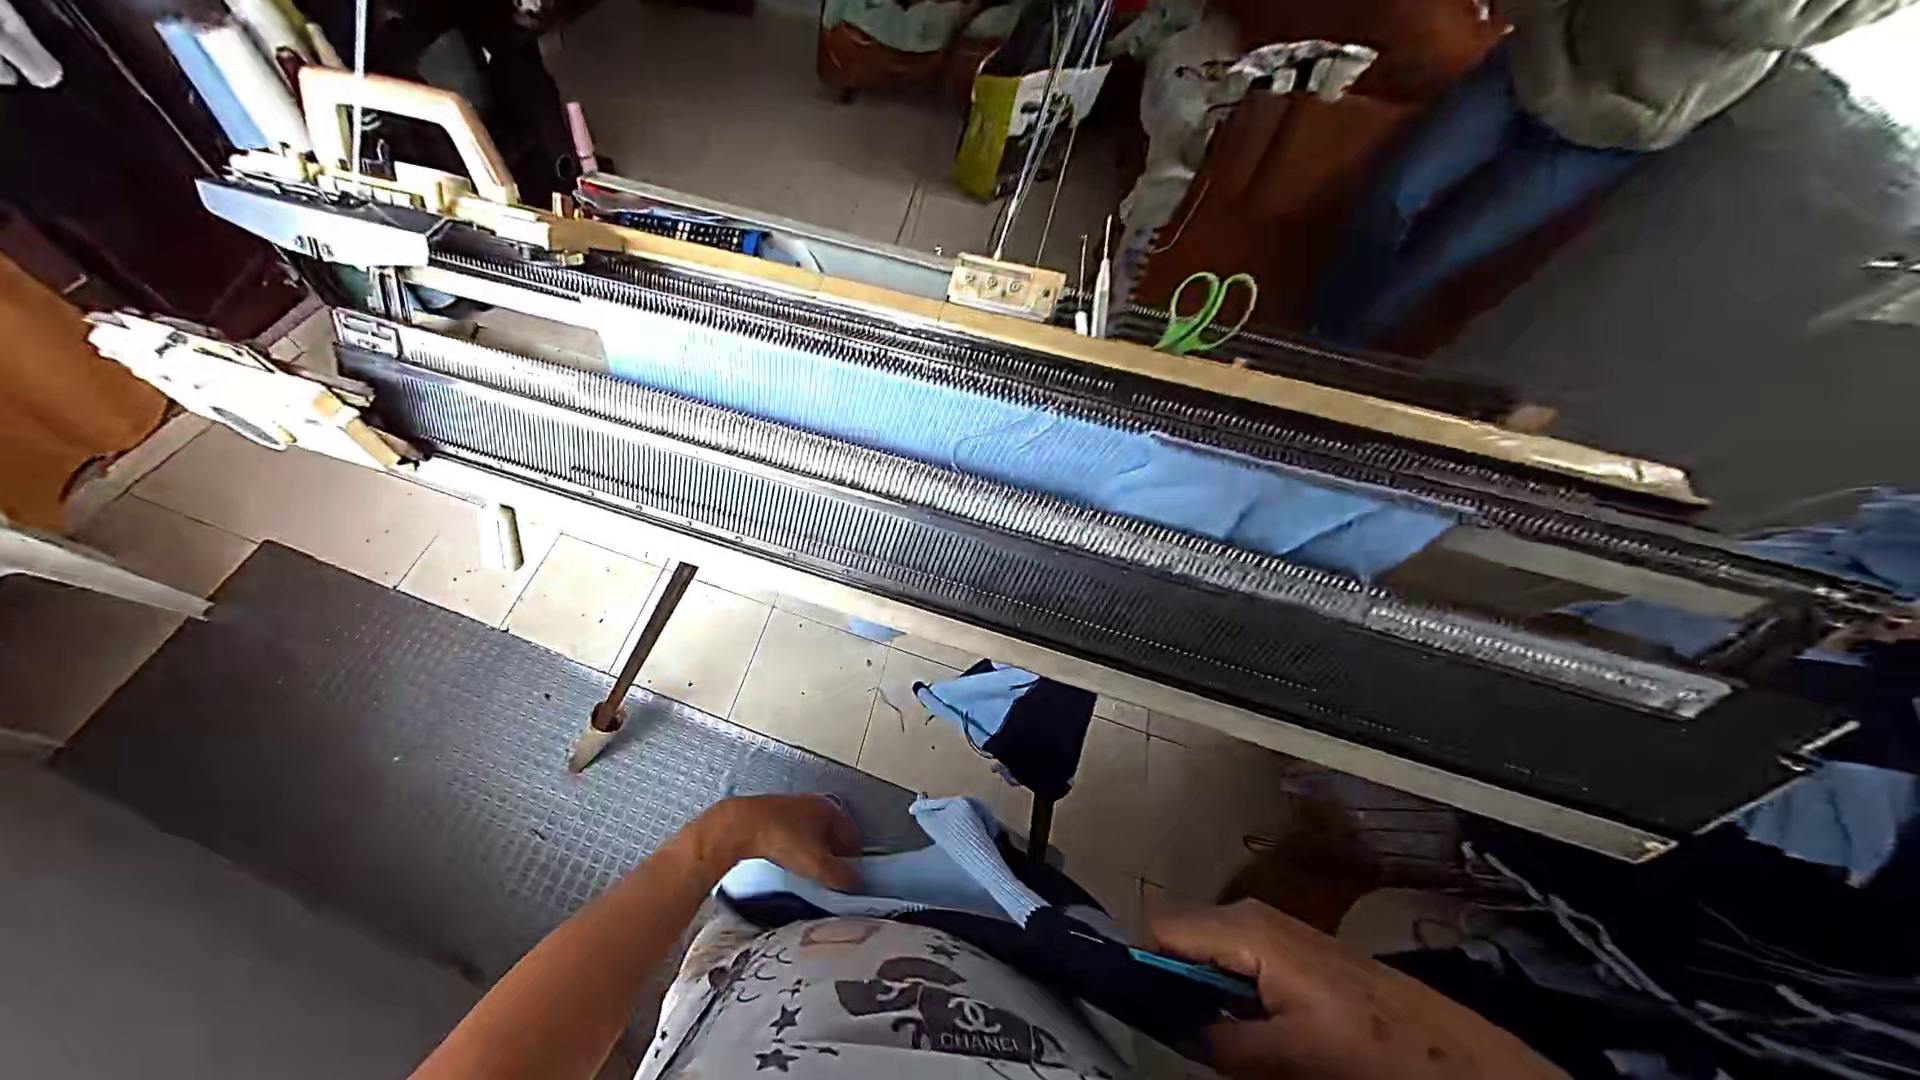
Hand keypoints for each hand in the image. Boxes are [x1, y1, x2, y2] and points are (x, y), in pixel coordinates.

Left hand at [693, 795, 861, 890]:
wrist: (742, 826)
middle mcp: (816, 804)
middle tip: (827, 878)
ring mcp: (795, 807)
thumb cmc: (782, 837)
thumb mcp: (817, 864)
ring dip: (812, 854)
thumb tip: (854, 883)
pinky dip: (795, 849)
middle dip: (832, 858)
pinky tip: (787, 860)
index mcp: (832, 810)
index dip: (852, 862)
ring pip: (812, 835)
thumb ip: (840, 875)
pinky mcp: (775, 814)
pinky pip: (794, 834)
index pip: (853, 839)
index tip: (847, 879)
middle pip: (833, 837)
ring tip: (805, 872)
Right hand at [1148, 900, 1565, 1079]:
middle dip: (1171, 977)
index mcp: (1241, 929)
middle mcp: (1245, 912)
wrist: (1452, 1051)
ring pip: (1203, 945)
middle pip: (1178, 934)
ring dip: (1197, 983)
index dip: (1143, 963)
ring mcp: (1266, 923)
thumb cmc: (1368, 1046)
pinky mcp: (1283, 940)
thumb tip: (1179, 1030)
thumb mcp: (1289, 1058)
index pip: (1161, 927)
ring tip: (1214, 1029)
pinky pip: (1229, 952)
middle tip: (1182, 1027)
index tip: (1143, 1006)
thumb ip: (1223, 1042)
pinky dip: (1223, 981)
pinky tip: (1247, 1020)